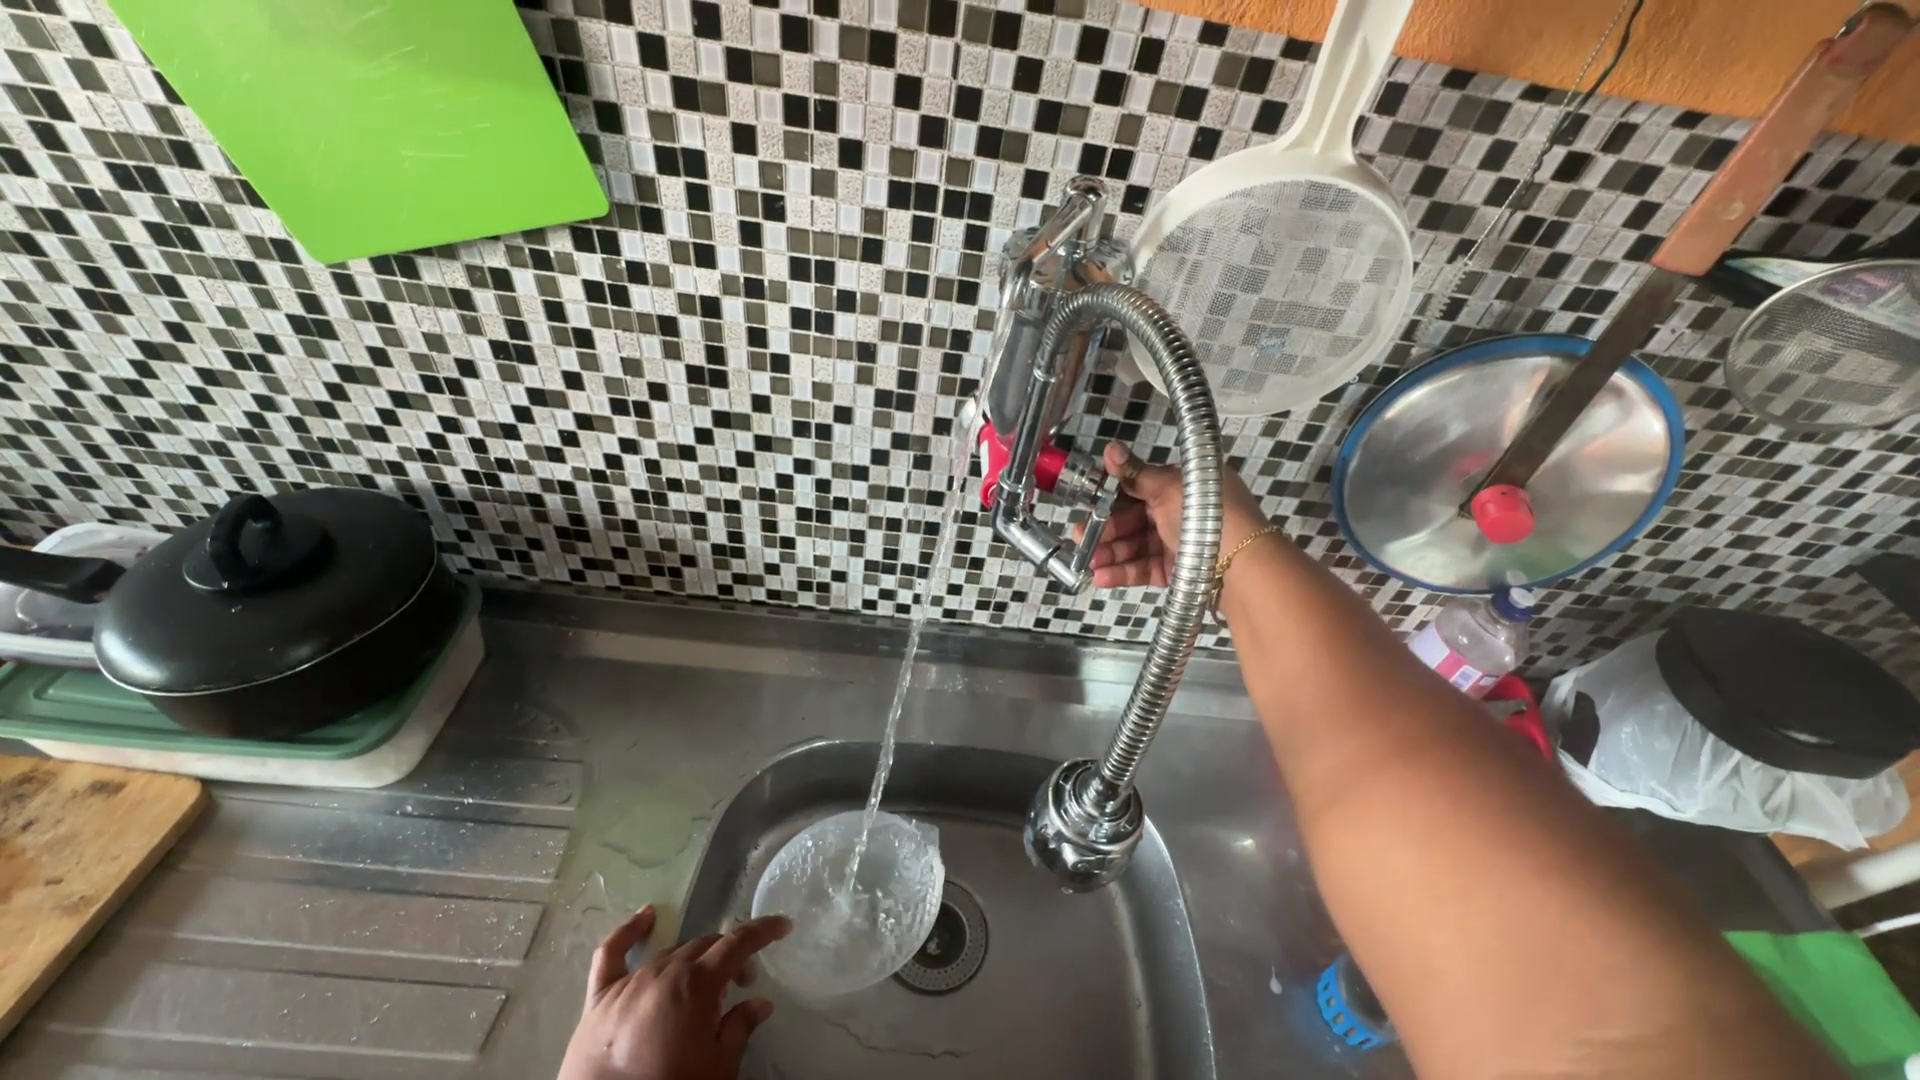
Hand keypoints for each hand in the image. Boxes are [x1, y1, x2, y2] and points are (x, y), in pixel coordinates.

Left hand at [557, 906, 792, 1079]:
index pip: (739, 943)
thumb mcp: (718, 1069)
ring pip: (672, 952)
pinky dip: (630, 930)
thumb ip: (740, 1029)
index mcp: (699, 985)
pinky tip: (646, 916)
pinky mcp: (600, 996)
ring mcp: (631, 980)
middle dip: (730, 955)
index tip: (784, 925)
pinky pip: (613, 952)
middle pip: (707, 946)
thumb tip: (760, 1003)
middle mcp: (666, 971)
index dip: (764, 930)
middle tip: (743, 983)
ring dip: (695, 959)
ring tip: (705, 984)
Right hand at [1084, 443, 1265, 587]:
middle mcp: (1182, 511)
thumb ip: (1135, 473)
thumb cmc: (1204, 515)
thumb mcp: (1168, 487)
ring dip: (1110, 553)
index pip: (1140, 488)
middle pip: (1135, 519)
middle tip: (1080, 537)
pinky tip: (1101, 577)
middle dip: (1105, 529)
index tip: (1089, 505)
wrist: (1240, 564)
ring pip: (1136, 546)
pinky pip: (1145, 569)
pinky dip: (1123, 572)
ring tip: (1087, 562)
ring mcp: (1180, 542)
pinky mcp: (1178, 570)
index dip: (1113, 497)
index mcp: (1184, 484)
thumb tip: (1109, 448)